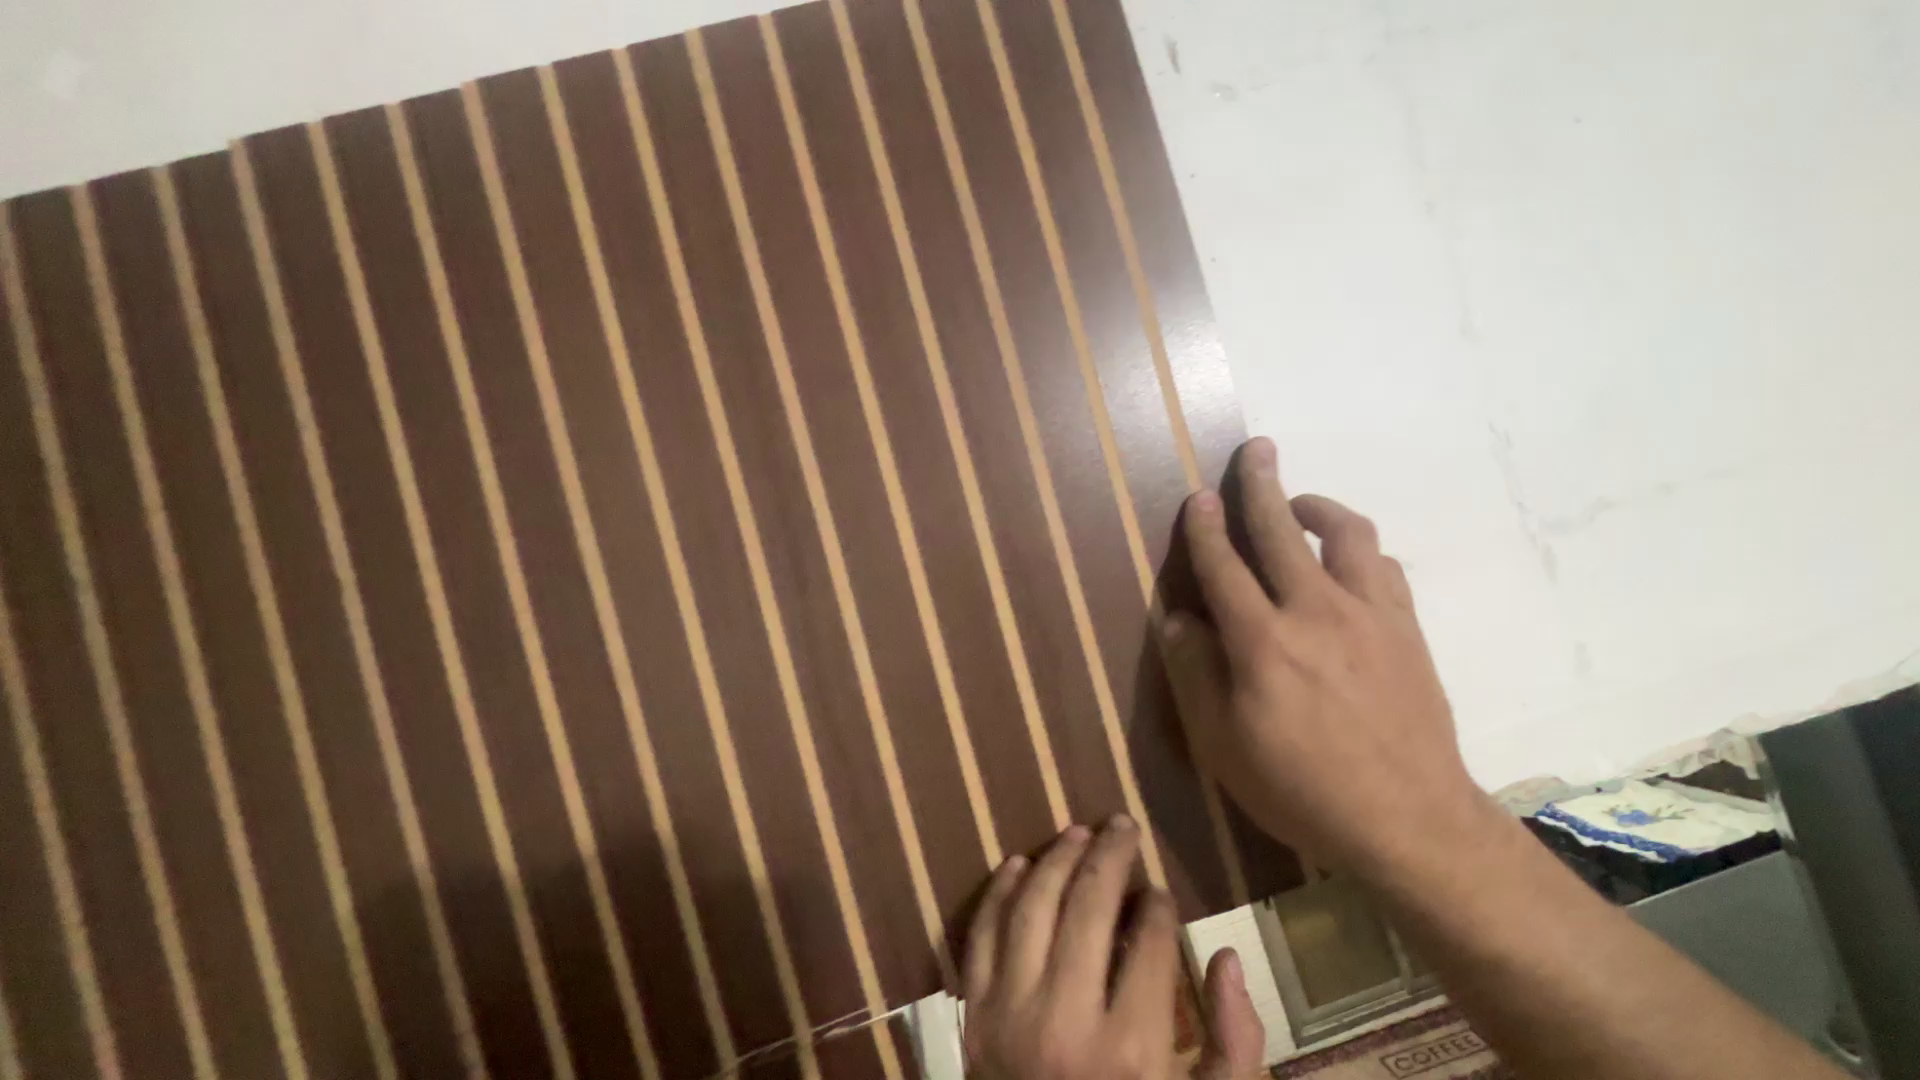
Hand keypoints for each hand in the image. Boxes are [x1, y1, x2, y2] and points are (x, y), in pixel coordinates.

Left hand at [962, 818, 1264, 1079]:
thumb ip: (1233, 1045)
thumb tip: (1224, 957)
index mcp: (1132, 1051)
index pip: (1150, 942)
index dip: (1160, 905)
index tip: (1161, 891)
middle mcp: (1066, 1021)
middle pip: (1088, 907)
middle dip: (1110, 855)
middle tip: (1122, 824)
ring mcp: (1010, 1015)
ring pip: (1032, 908)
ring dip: (1056, 860)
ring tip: (1077, 831)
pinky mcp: (973, 1019)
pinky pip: (981, 937)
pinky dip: (999, 894)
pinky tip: (1020, 864)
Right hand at [1161, 437, 1501, 883]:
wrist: (1408, 820)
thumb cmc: (1300, 789)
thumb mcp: (1224, 745)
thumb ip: (1196, 674)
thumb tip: (1178, 619)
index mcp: (1262, 641)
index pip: (1223, 567)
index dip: (1206, 528)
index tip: (1198, 496)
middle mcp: (1315, 612)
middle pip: (1282, 531)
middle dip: (1262, 485)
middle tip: (1256, 450)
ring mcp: (1370, 616)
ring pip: (1346, 536)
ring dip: (1319, 508)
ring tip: (1301, 503)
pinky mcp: (1408, 630)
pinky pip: (1384, 567)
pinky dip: (1360, 551)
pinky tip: (1350, 560)